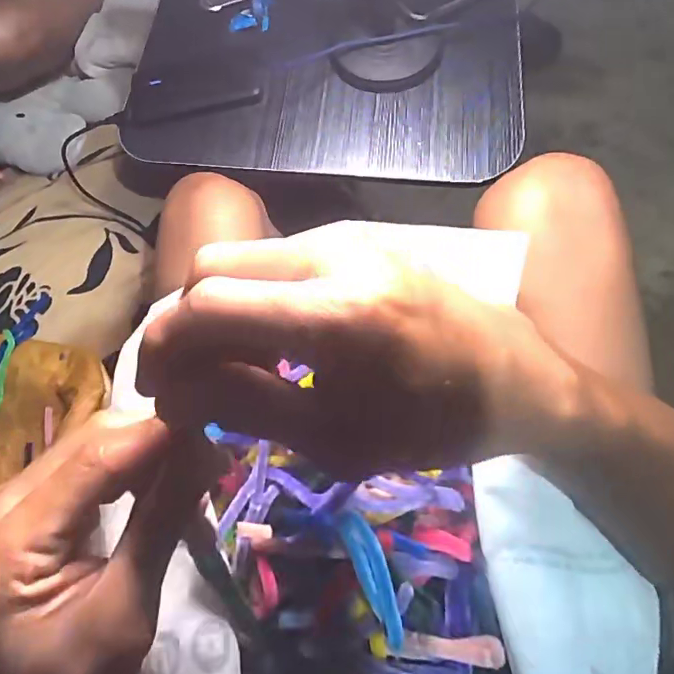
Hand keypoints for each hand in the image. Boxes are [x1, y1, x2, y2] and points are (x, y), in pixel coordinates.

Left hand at [0, 410, 213, 673]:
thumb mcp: (125, 613)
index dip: (156, 432)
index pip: (94, 458)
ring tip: (192, 471)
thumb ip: (160, 520)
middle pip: (88, 443)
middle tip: (210, 460)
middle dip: (154, 442)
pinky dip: (123, 470)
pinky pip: (77, 468)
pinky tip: (155, 482)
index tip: (211, 426)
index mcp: (8, 539)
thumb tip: (203, 446)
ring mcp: (0, 504)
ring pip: (86, 447)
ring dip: (143, 453)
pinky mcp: (15, 509)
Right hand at [137, 231, 570, 477]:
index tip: (156, 389)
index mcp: (336, 313)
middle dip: (183, 324)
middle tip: (189, 380)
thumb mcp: (336, 441)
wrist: (517, 372)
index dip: (164, 345)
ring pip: (239, 255)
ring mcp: (343, 232)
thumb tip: (173, 390)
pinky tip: (273, 336)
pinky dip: (251, 293)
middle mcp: (333, 252)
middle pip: (211, 266)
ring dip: (218, 308)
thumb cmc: (435, 420)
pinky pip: (273, 255)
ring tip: (235, 363)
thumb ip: (245, 407)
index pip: (209, 305)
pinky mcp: (351, 231)